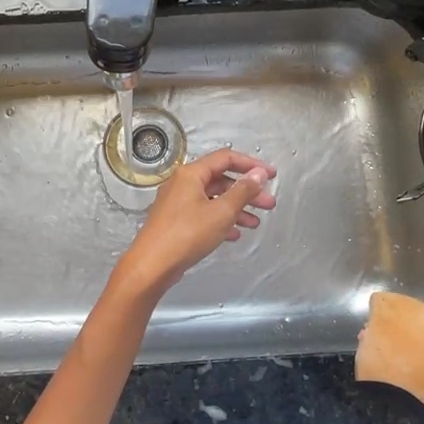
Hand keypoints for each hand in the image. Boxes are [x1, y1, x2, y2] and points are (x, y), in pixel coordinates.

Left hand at [116, 149, 277, 292]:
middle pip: (220, 181)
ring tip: (255, 223)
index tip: (271, 175)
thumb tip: (258, 174)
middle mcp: (182, 184)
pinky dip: (220, 221)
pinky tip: (234, 234)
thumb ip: (243, 191)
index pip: (226, 158)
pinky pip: (203, 215)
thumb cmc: (187, 234)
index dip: (251, 164)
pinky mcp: (176, 222)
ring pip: (213, 200)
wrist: (152, 265)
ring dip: (236, 209)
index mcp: (191, 174)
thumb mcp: (221, 211)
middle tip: (268, 205)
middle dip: (247, 192)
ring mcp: (177, 203)